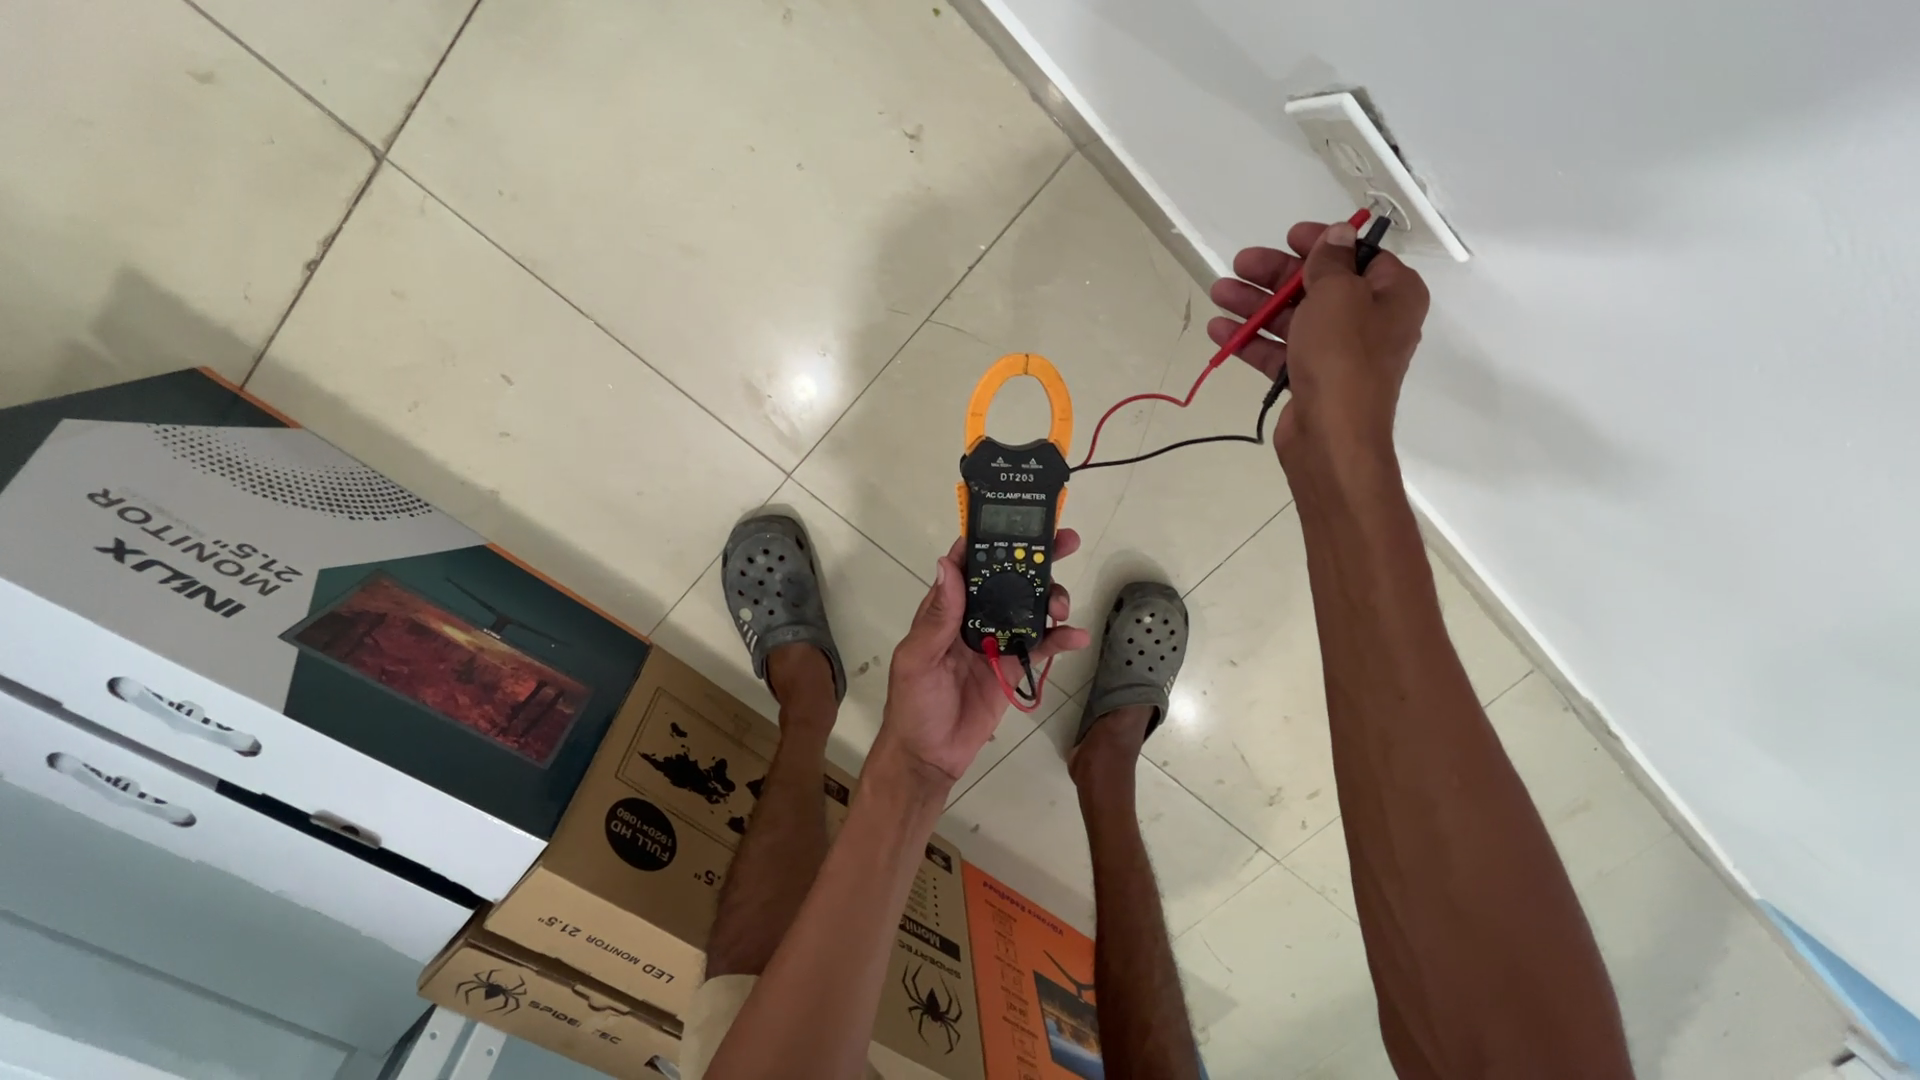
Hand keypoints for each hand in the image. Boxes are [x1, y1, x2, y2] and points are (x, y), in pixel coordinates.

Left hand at [871, 530, 1091, 790]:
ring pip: (1030, 607)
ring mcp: (996, 640)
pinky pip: (1041, 645)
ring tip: (1063, 606)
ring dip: (1051, 599)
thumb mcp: (916, 659)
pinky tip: (1076, 636)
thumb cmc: (913, 705)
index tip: (1016, 520)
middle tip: (1066, 541)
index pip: (968, 565)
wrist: (930, 756)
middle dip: (1036, 558)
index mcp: (945, 610)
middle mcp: (974, 618)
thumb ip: (937, 617)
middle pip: (1008, 579)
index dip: (990, 540)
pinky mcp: (1014, 665)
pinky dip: (1061, 638)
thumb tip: (948, 565)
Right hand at [1206, 220, 1430, 462]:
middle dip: (1275, 276)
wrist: (1332, 434)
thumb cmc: (1342, 356)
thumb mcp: (1338, 294)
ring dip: (1255, 305)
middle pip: (1317, 286)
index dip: (1324, 243)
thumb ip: (1331, 261)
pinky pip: (1279, 351)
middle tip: (1239, 264)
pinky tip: (1219, 330)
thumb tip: (1336, 235)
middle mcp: (1369, 322)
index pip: (1360, 257)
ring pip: (1292, 319)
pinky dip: (1251, 340)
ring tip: (1218, 293)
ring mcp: (1338, 353)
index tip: (1289, 236)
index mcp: (1392, 296)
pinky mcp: (1310, 379)